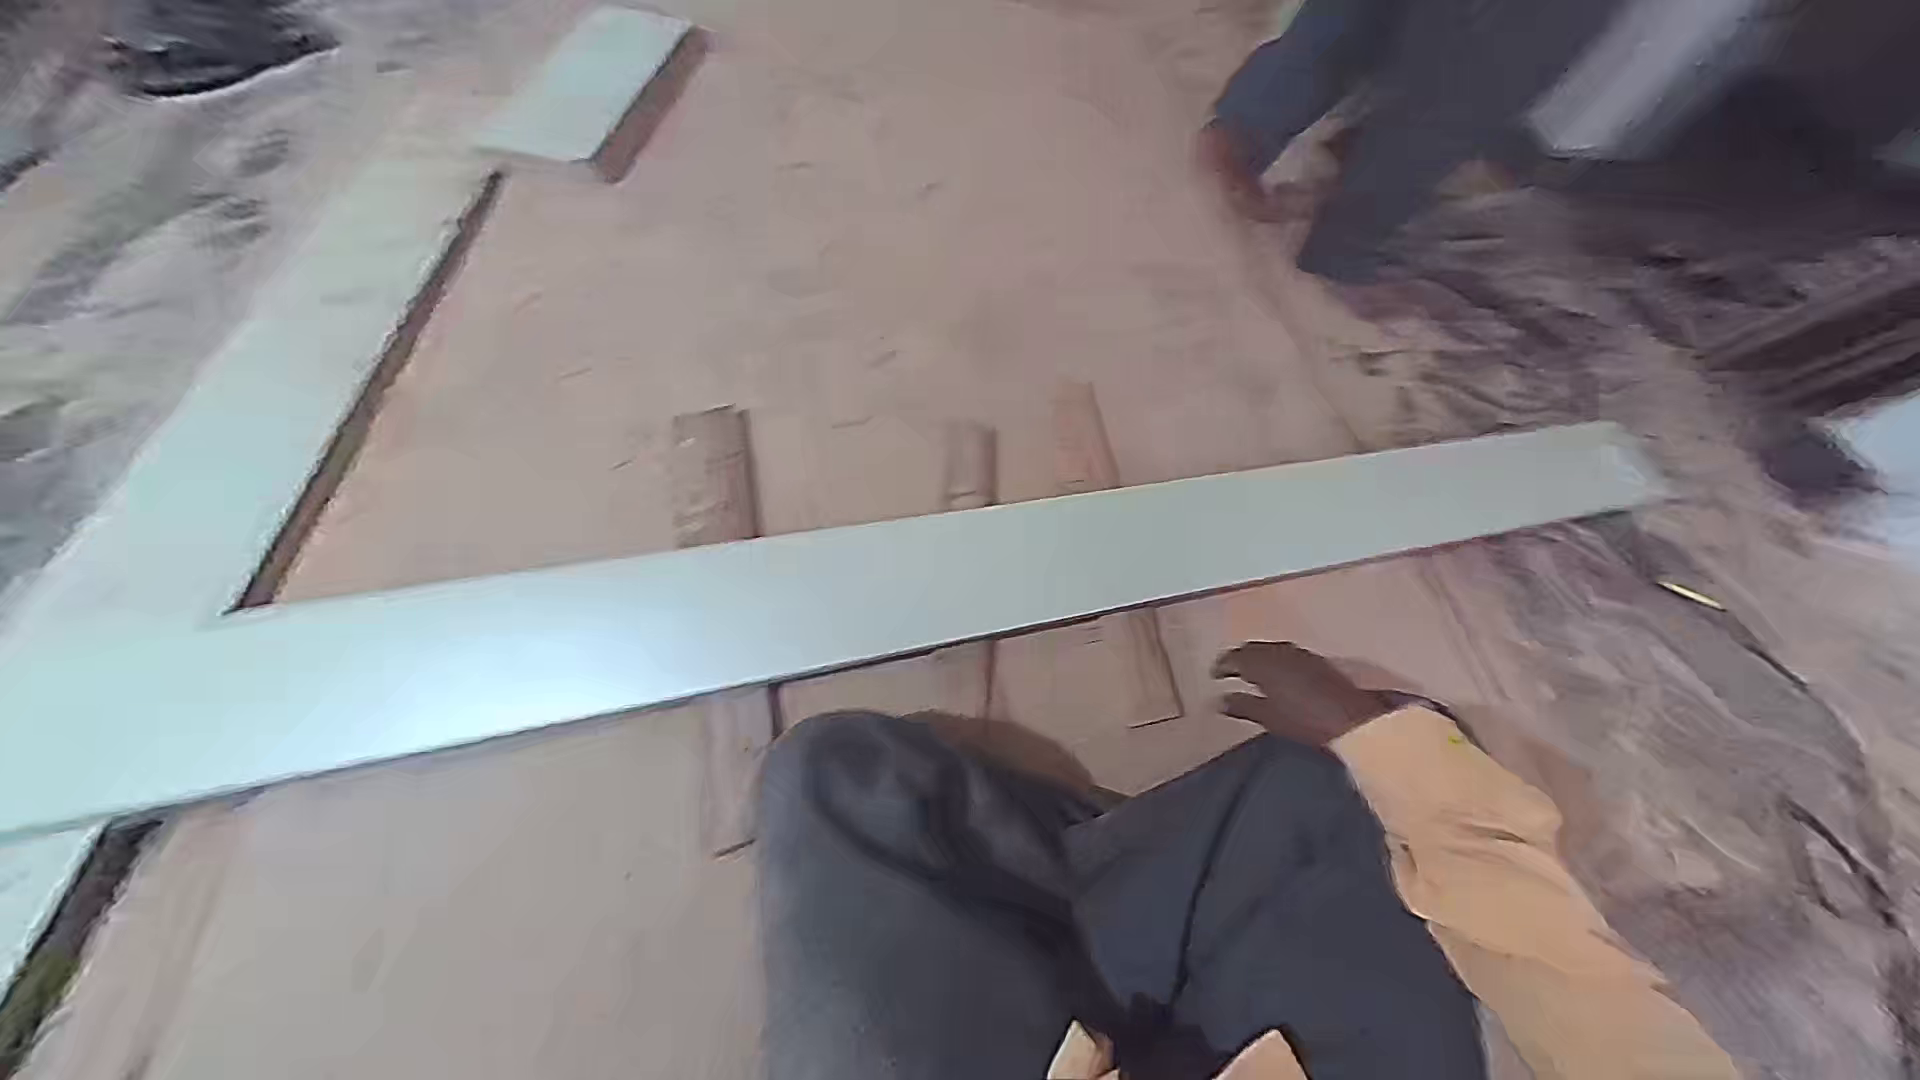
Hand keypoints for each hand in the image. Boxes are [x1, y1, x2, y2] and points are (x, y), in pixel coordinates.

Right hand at [1212, 641, 1390, 745]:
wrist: (1354, 720)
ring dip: (1257, 658)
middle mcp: (1278, 651)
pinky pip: (1285, 653)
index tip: (1214, 675)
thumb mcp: (1267, 716)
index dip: (1221, 666)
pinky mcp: (1315, 661)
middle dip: (1238, 658)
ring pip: (1269, 649)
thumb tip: (1219, 700)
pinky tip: (1277, 674)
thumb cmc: (1303, 719)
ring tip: (1251, 673)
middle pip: (1250, 649)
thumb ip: (1240, 705)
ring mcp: (1299, 653)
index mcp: (1261, 662)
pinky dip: (1274, 660)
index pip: (1233, 657)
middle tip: (1229, 672)